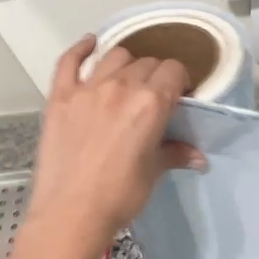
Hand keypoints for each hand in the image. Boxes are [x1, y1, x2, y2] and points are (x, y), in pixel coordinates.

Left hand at [12, 36, 205, 258]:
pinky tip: (90, 44)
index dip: (180, 82)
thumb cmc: (118, 197)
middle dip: (156, 76)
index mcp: (150, 104)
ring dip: (127, 64)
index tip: (179, 98)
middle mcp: (120, 87)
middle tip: (154, 98)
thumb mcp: (152, 173)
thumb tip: (199, 157)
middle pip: (146, 63)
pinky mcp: (59, 97)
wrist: (71, 214)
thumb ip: (174, 154)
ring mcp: (87, 89)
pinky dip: (81, 48)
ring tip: (127, 81)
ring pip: (115, 56)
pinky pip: (70, 60)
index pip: (174, 71)